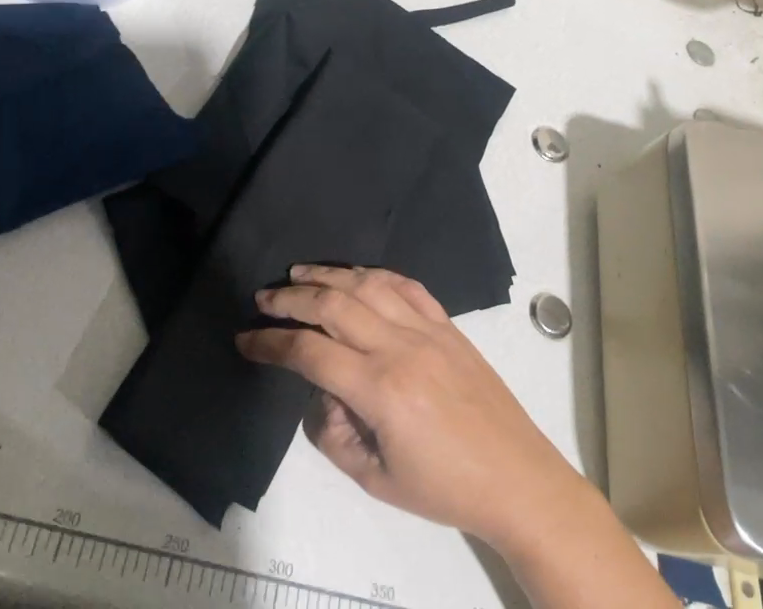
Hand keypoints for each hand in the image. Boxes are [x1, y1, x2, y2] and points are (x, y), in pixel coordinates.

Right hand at [235, 264, 583, 546]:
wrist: (517, 478)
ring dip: (329, 275)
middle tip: (263, 298)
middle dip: (291, 299)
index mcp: (381, 390)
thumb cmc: (445, 488)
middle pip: (333, 305)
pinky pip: (408, 286)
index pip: (309, 352)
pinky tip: (356, 274)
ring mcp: (429, 331)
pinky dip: (376, 274)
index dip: (270, 343)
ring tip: (298, 273)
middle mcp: (401, 348)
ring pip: (369, 284)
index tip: (245, 339)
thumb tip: (322, 394)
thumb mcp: (376, 479)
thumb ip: (333, 435)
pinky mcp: (449, 327)